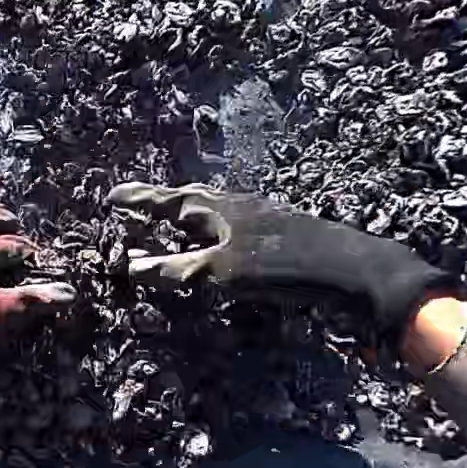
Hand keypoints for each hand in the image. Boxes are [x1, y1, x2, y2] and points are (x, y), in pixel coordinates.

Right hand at [106, 183, 454, 341]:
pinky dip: (208, 227)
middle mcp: (233, 203)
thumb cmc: (281, 265)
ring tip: (170, 221)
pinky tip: (214, 240)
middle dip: (161, 201)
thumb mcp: (220, 272)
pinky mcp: (273, 228)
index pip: (165, 200)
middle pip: (188, 197)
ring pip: (210, 207)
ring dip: (186, 213)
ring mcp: (256, 213)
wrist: (355, 268)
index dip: (137, 200)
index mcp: (216, 208)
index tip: (111, 196)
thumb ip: (176, 269)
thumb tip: (130, 267)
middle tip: (139, 205)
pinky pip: (227, 220)